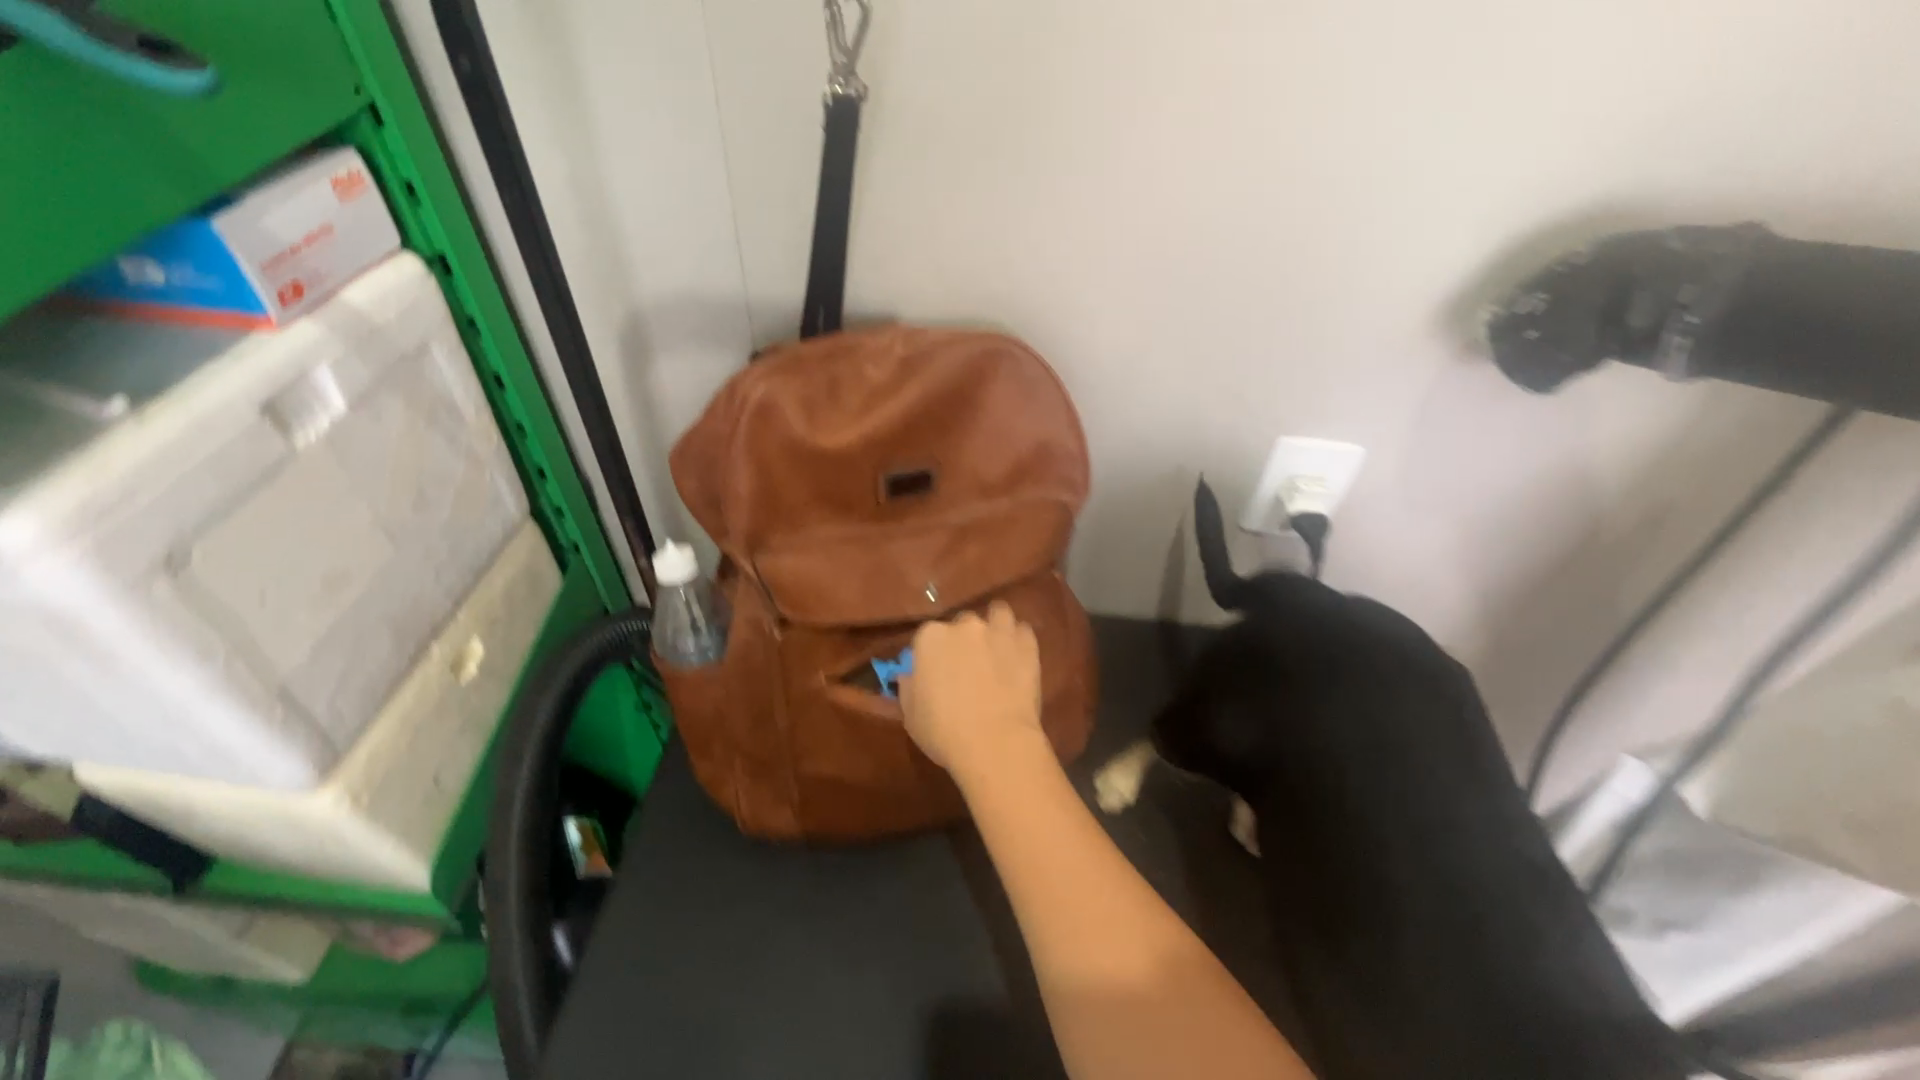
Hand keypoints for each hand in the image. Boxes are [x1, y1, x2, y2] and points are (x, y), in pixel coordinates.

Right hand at [900, 601, 1045, 778]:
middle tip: (969, 667)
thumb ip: (908, 688)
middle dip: (965, 641)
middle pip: (963, 624)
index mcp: (930, 638)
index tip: (937, 672)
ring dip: (995, 627)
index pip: (927, 636)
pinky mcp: (1027, 645)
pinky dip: (1019, 641)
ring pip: (998, 615)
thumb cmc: (944, 732)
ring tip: (996, 650)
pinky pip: (1023, 632)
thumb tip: (908, 676)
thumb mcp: (911, 716)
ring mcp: (998, 632)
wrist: (995, 742)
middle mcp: (964, 626)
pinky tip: (1017, 658)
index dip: (933, 655)